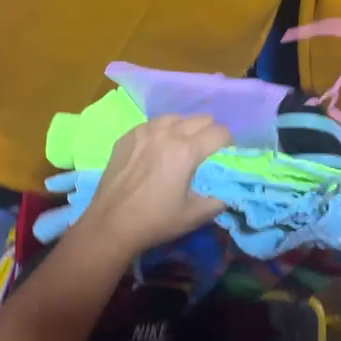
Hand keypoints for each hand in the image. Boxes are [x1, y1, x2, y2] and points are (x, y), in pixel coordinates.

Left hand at [71, 116, 229, 258]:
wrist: (111, 224)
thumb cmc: (155, 221)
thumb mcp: (194, 216)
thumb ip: (217, 202)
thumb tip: (224, 195)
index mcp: (186, 151)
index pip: (219, 132)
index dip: (229, 140)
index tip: (228, 150)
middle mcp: (167, 133)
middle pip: (200, 118)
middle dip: (210, 131)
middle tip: (209, 147)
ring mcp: (144, 132)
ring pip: (175, 116)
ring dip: (186, 126)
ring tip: (184, 142)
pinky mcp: (127, 136)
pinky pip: (152, 124)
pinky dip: (162, 130)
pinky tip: (159, 146)